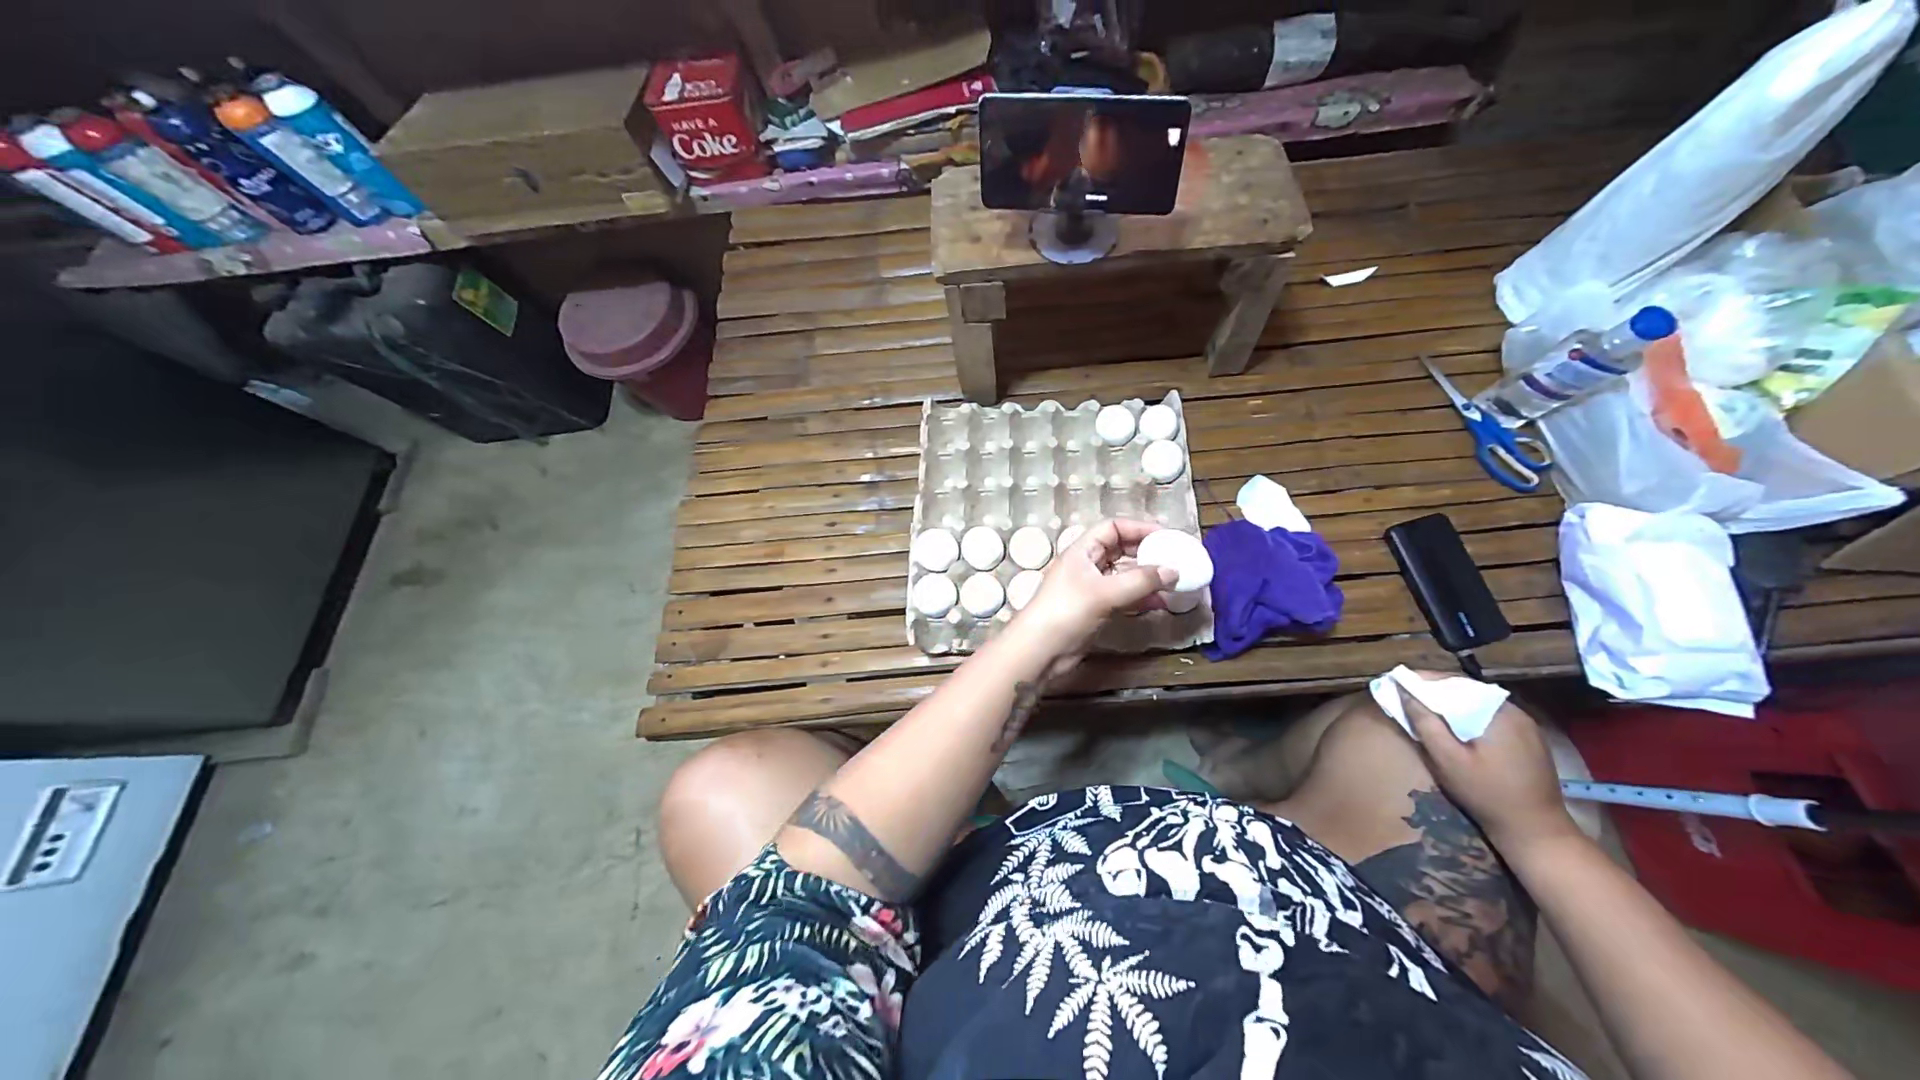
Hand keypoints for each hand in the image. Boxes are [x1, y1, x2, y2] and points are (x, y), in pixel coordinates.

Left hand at [1014, 519, 1177, 672]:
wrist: (1041, 651)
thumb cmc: (1066, 612)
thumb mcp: (1104, 592)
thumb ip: (1141, 581)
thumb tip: (1173, 571)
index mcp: (1081, 551)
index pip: (1112, 528)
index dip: (1139, 528)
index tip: (1166, 535)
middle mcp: (1086, 566)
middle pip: (1120, 550)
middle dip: (1147, 553)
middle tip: (1175, 558)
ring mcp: (1091, 589)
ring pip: (1125, 575)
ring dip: (1148, 578)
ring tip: (1175, 582)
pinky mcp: (1096, 610)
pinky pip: (1124, 597)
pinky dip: (1142, 597)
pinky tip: (1162, 603)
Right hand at [1399, 676, 1580, 854]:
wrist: (1536, 830)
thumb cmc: (1487, 794)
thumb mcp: (1447, 760)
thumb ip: (1426, 724)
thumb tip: (1404, 692)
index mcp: (1496, 712)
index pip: (1453, 683)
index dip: (1422, 680)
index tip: (1397, 681)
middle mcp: (1514, 711)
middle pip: (1468, 690)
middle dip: (1436, 689)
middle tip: (1407, 694)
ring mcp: (1525, 725)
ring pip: (1480, 702)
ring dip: (1453, 702)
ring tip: (1427, 708)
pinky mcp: (1529, 739)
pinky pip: (1491, 715)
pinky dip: (1469, 714)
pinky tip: (1455, 726)